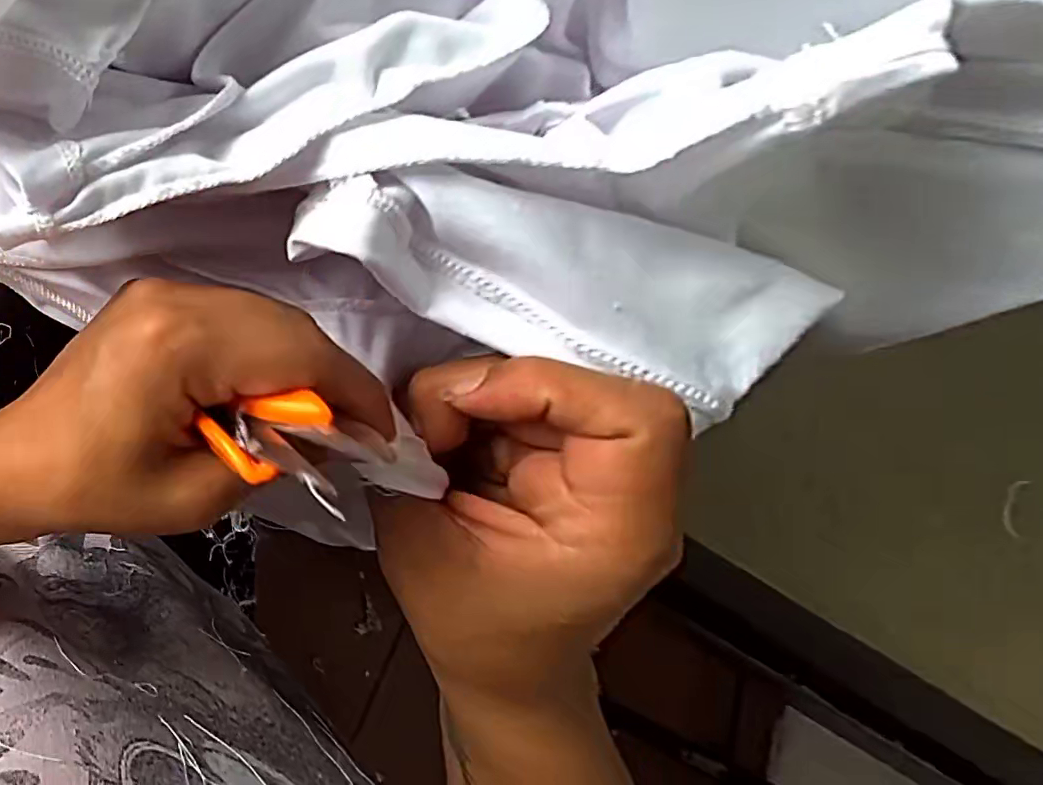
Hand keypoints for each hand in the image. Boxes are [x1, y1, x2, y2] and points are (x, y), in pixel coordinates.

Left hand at [0, 279, 392, 539]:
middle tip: (348, 429)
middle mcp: (174, 297)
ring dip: (297, 361)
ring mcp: (162, 289)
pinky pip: (234, 314)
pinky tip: (261, 388)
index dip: (349, 391)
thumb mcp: (191, 494)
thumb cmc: (93, 487)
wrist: (17, 458)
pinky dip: (262, 349)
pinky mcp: (156, 296)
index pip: (295, 353)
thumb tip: (327, 432)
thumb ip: (271, 458)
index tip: (381, 431)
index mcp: (178, 341)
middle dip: (327, 377)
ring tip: (306, 415)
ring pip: (264, 315)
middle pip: (284, 324)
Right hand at [372, 356, 688, 711]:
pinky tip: (447, 441)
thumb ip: (409, 461)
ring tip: (435, 443)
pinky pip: (519, 393)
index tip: (468, 403)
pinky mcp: (563, 450)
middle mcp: (623, 485)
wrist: (502, 666)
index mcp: (619, 525)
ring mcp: (593, 463)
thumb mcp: (417, 542)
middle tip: (433, 431)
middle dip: (484, 387)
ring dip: (470, 394)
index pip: (633, 415)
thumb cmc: (469, 627)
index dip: (547, 383)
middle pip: (572, 380)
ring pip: (537, 376)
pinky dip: (470, 403)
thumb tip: (409, 400)